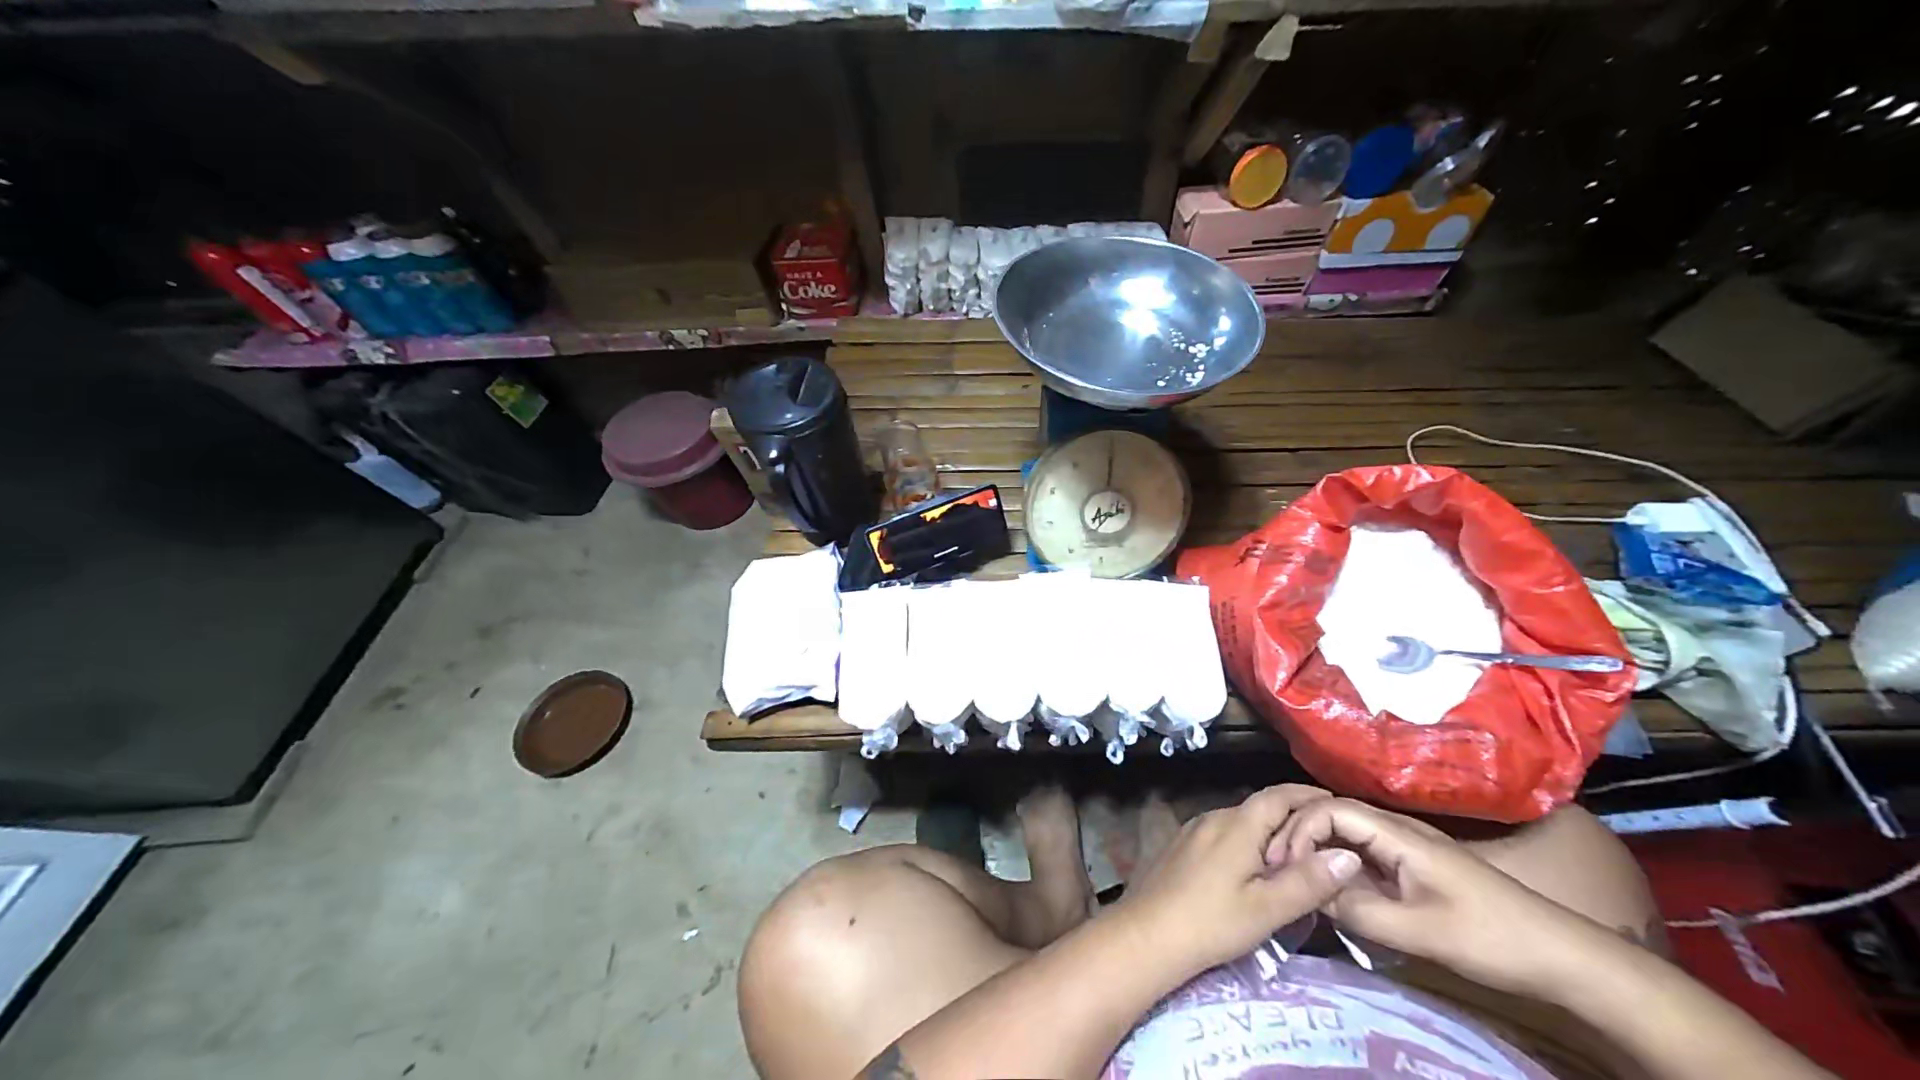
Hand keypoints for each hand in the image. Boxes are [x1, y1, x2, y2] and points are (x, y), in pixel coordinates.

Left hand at [1116, 784, 1361, 975]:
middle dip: (1292, 817)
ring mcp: (1193, 831)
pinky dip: (1246, 842)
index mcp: (1236, 824)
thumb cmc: (1212, 922)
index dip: (1307, 795)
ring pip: (1240, 822)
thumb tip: (1348, 854)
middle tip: (1327, 837)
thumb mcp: (1268, 908)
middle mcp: (1213, 817)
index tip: (1336, 802)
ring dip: (1268, 832)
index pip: (1278, 795)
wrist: (1147, 935)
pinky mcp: (1181, 847)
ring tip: (1297, 855)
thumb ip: (1308, 881)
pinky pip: (1223, 835)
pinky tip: (1254, 868)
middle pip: (1259, 808)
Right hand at [1273, 798, 1621, 998]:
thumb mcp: (1418, 932)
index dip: (1299, 830)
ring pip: (1347, 835)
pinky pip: (1364, 855)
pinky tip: (1332, 890)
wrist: (1564, 957)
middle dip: (1300, 836)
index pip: (1329, 809)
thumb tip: (1308, 893)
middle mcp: (1399, 830)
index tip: (1285, 865)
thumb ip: (1356, 910)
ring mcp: (1408, 848)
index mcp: (1399, 833)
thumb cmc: (1491, 939)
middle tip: (1278, 870)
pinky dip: (1339, 866)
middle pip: (1333, 815)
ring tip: (1297, 879)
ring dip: (1318, 851)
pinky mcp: (1415, 867)